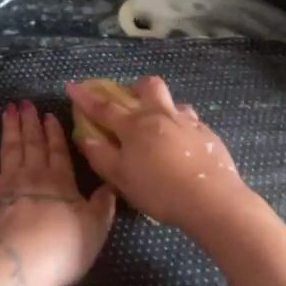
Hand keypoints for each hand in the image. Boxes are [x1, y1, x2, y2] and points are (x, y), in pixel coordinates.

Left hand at [0, 101, 117, 285]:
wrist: (22, 260)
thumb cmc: (63, 248)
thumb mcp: (96, 229)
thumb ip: (103, 206)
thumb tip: (113, 186)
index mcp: (61, 181)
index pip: (59, 151)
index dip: (54, 132)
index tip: (49, 114)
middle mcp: (35, 173)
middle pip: (33, 143)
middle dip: (31, 122)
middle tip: (26, 103)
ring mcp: (9, 179)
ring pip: (10, 146)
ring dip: (10, 127)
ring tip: (9, 109)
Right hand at [66, 76, 255, 235]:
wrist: (213, 200)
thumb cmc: (160, 191)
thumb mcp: (122, 179)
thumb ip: (101, 156)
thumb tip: (85, 136)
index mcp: (135, 126)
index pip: (104, 107)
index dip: (86, 97)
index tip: (72, 85)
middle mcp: (161, 116)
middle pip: (148, 86)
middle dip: (136, 88)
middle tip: (132, 103)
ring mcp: (188, 122)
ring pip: (173, 102)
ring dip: (163, 107)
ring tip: (161, 127)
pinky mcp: (208, 134)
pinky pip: (192, 120)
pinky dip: (182, 127)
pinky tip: (184, 146)